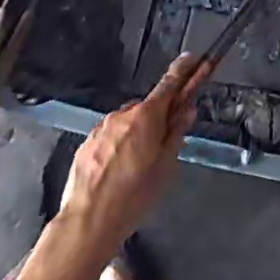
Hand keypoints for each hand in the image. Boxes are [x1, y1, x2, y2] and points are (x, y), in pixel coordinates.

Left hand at [59, 54, 207, 239]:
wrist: (87, 222)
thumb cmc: (133, 195)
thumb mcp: (167, 164)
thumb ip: (177, 131)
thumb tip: (186, 110)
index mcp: (146, 116)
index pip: (170, 83)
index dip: (184, 70)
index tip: (193, 58)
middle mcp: (122, 115)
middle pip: (149, 107)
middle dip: (158, 119)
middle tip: (164, 146)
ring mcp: (101, 128)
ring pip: (128, 123)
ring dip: (137, 134)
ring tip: (138, 168)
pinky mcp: (86, 144)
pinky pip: (111, 136)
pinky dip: (119, 146)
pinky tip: (120, 172)